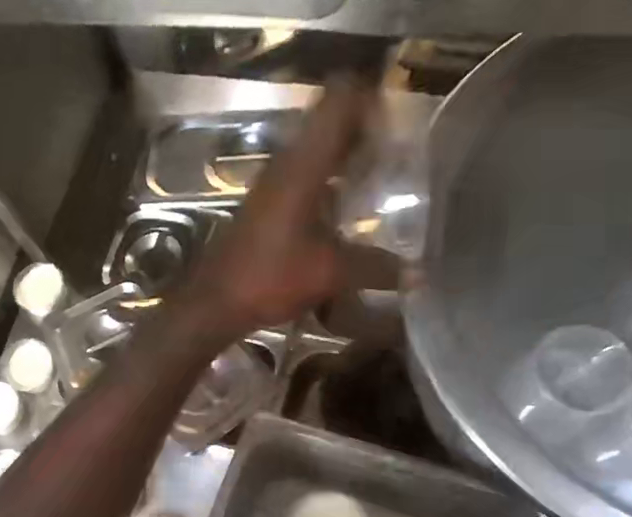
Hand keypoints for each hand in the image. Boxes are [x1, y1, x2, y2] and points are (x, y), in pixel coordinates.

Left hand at [178, 75, 374, 335]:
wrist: (215, 303)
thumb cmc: (269, 277)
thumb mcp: (328, 273)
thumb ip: (374, 267)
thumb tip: (416, 274)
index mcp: (303, 164)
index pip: (340, 100)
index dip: (372, 99)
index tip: (399, 124)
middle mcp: (286, 164)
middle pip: (330, 126)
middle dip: (365, 135)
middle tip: (398, 158)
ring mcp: (272, 186)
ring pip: (316, 156)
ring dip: (345, 163)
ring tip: (378, 187)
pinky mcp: (265, 209)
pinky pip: (304, 182)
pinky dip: (327, 189)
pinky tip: (344, 219)